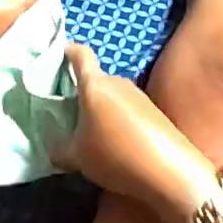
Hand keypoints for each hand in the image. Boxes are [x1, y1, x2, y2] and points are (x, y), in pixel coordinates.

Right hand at [55, 44, 221, 222]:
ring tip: (90, 134)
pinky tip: (115, 143)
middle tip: (68, 114)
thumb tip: (54, 145)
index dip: (68, 52)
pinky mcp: (153, 110)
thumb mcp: (77, 156)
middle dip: (82, 93)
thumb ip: (59, 147)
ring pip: (111, 95)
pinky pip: (126, 108)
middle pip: (95, 79)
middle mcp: (117, 81)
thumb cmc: (114, 154)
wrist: (168, 170)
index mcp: (94, 84)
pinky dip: (117, 119)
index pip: (80, 54)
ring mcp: (138, 94)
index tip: (59, 57)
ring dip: (100, 108)